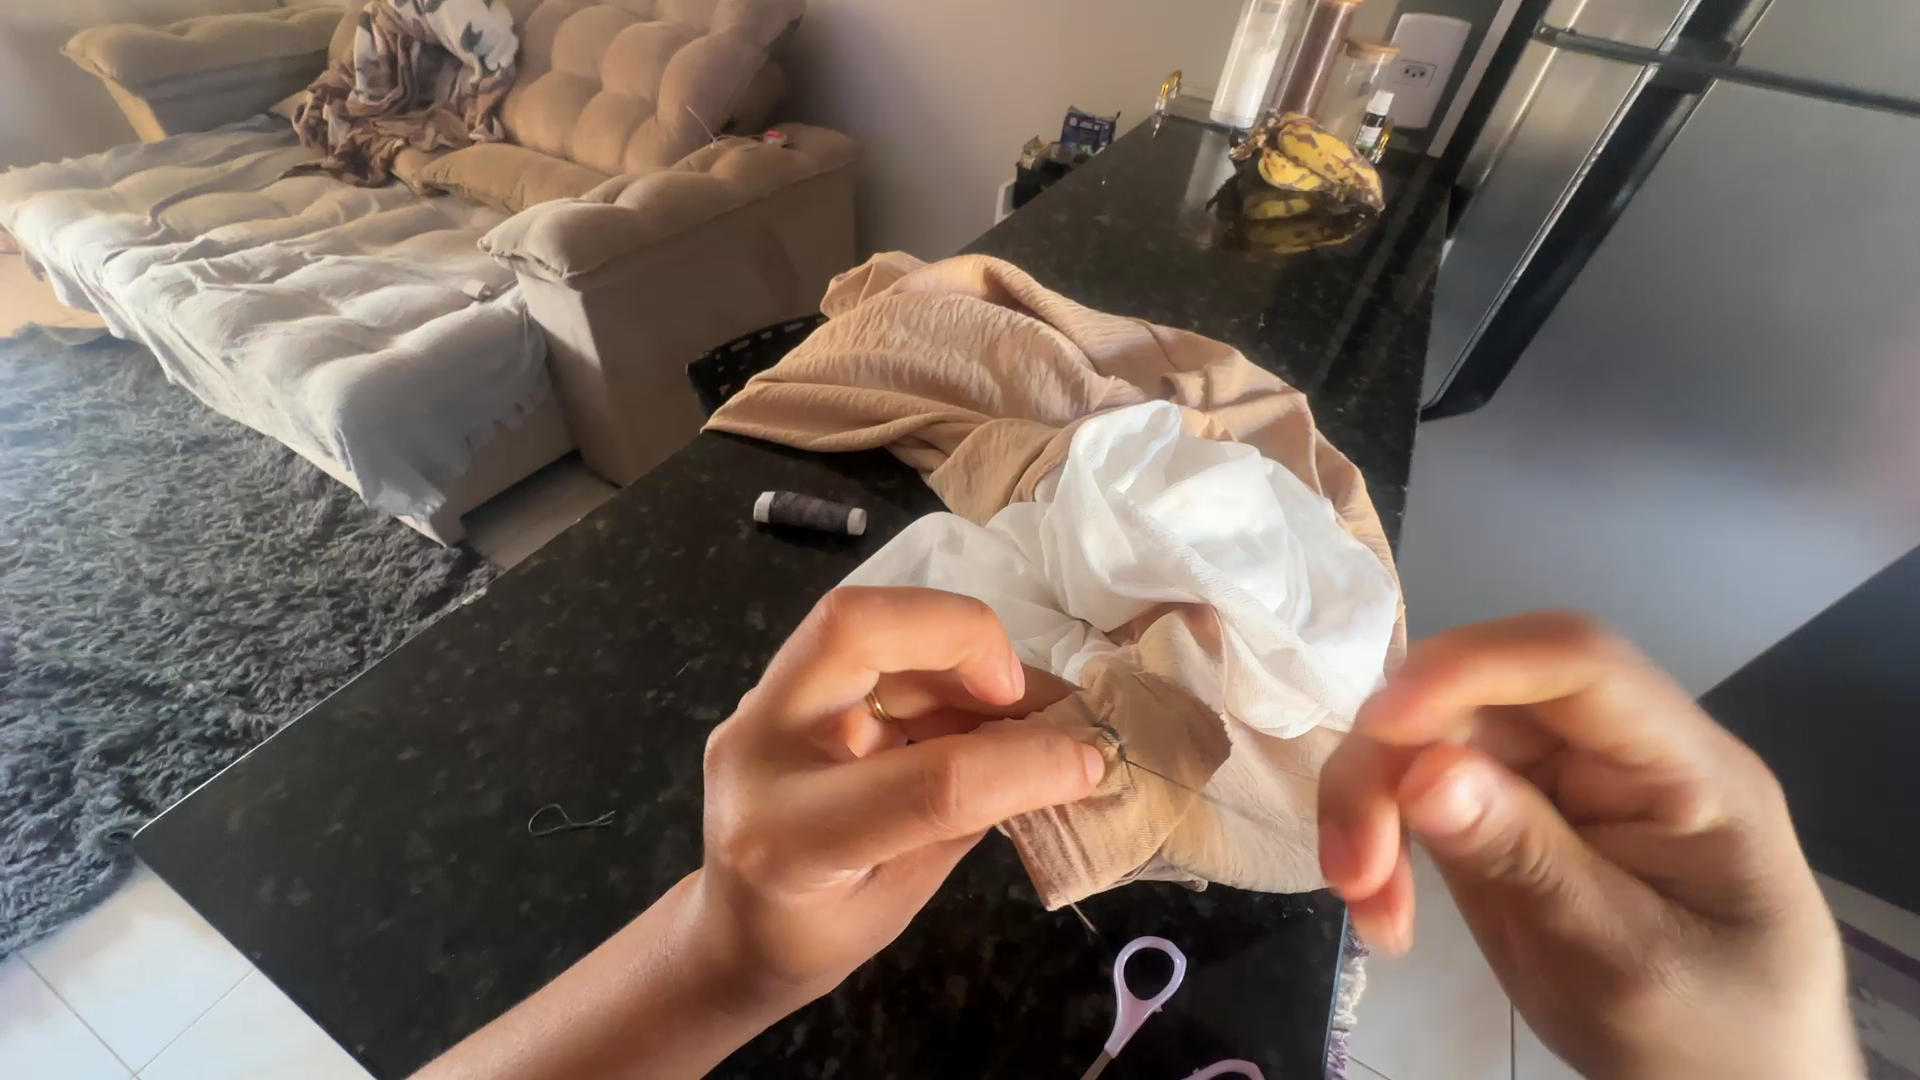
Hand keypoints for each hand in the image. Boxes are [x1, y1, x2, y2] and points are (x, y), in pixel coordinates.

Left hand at [413, 586, 1096, 1079]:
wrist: (730, 927)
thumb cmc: (818, 934)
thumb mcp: (908, 895)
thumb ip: (978, 810)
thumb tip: (1063, 745)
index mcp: (789, 840)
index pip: (926, 782)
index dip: (1023, 762)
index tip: (1086, 756)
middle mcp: (760, 749)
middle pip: (854, 627)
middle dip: (961, 633)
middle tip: (1013, 688)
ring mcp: (758, 703)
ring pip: (860, 616)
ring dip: (956, 643)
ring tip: (1008, 697)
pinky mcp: (777, 682)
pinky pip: (866, 637)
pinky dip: (934, 654)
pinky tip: (970, 695)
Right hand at [1318, 612, 1860, 1079]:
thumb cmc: (1705, 1036)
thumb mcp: (1628, 965)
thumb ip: (1529, 862)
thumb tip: (1423, 774)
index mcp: (1678, 764)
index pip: (1573, 661)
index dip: (1469, 670)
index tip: (1382, 727)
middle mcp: (1592, 744)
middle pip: (1461, 698)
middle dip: (1386, 766)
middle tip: (1351, 862)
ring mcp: (1529, 767)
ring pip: (1409, 735)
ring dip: (1364, 806)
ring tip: (1362, 898)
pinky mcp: (1474, 796)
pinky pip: (1395, 781)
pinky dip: (1367, 832)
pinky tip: (1375, 902)